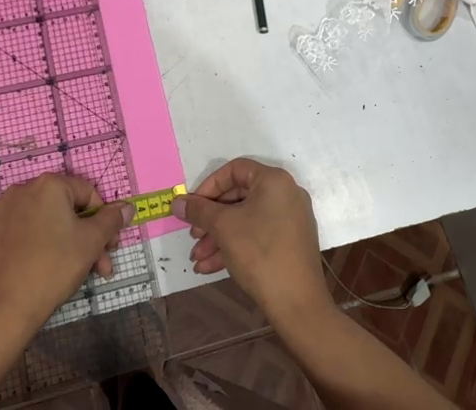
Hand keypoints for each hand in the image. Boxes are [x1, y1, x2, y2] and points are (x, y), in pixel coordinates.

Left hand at [0, 174, 131, 332]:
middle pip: (62, 209)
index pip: (87, 193)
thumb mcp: (90, 243)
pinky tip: (33, 269)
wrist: (2, 307)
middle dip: (83, 237)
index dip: (103, 220)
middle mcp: (19, 190)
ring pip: (37, 222)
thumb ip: (110, 221)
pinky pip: (12, 234)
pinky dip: (27, 247)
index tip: (109, 248)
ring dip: (57, 241)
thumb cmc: (53, 267)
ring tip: (67, 274)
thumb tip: (126, 207)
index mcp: (48, 185)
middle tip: (96, 268)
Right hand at [175, 158, 333, 317]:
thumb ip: (199, 210)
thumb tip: (177, 202)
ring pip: (245, 221)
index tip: (193, 206)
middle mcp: (285, 195)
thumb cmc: (259, 253)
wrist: (297, 304)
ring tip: (197, 259)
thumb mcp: (224, 227)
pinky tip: (210, 267)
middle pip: (238, 198)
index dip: (209, 186)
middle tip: (193, 235)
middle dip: (211, 219)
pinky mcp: (290, 244)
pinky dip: (234, 247)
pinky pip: (257, 236)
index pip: (234, 170)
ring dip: (218, 238)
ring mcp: (290, 220)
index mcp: (274, 181)